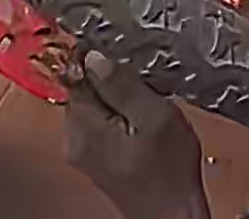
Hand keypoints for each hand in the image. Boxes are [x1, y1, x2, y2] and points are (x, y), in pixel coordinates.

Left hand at [65, 51, 209, 218]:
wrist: (173, 214)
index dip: (97, 58)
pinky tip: (140, 111)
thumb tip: (93, 58)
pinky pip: (100, 117)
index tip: (119, 47)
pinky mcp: (95, 156)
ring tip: (144, 92)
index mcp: (84, 131)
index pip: (77, 78)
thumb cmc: (169, 167)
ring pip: (94, 102)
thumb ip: (123, 87)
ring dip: (115, 91)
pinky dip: (117, 107)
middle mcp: (75, 142)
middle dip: (109, 76)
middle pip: (84, 89)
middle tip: (140, 74)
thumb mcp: (154, 116)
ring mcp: (83, 151)